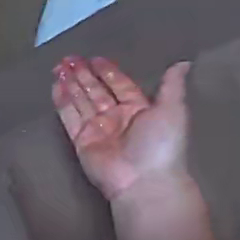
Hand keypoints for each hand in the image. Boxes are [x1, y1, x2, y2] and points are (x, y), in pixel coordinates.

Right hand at [52, 56, 191, 201]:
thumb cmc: (161, 144)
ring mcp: (97, 129)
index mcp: (138, 109)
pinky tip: (56, 86)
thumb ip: (172, 85)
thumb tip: (183, 62)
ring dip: (70, 84)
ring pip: (80, 101)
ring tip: (59, 67)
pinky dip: (62, 102)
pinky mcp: (80, 140)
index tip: (94, 58)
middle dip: (84, 74)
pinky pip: (69, 117)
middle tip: (70, 59)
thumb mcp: (173, 110)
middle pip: (96, 91)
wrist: (142, 180)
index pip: (120, 85)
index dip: (107, 72)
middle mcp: (116, 117)